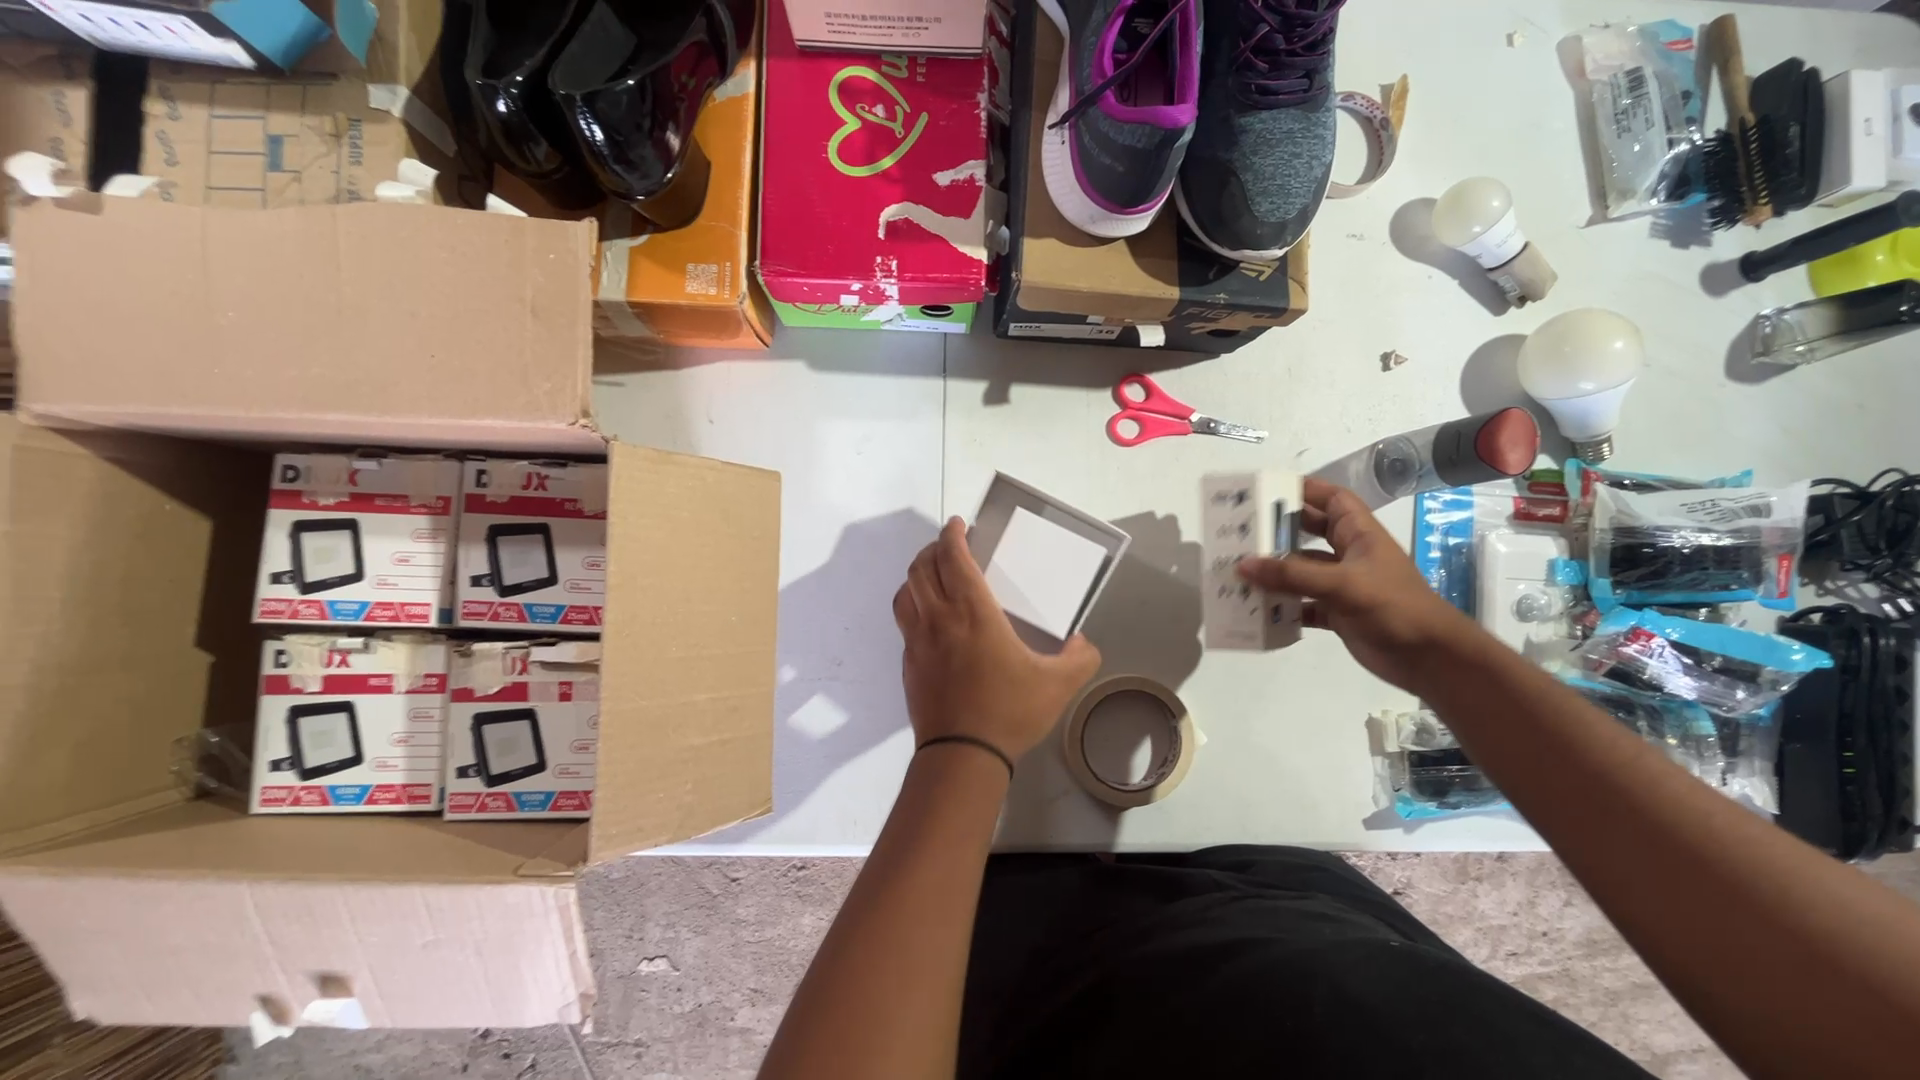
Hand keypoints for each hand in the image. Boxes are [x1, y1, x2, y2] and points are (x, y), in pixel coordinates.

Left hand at [893, 518, 1102, 763]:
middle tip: (949, 547)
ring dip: (917, 574)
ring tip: (933, 575)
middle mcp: (939, 618)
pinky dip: (912, 605)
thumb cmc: (1010, 712)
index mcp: (973, 612)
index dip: (952, 535)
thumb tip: (1082, 642)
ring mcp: (917, 641)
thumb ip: (1079, 658)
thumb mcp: (1059, 685)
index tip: (958, 525)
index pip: (953, 558)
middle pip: (921, 567)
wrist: (962, 755)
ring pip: (906, 591)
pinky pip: (904, 620)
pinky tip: (929, 619)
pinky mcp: (908, 663)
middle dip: (932, 549)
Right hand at [1238, 478, 1475, 692]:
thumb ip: (1292, 575)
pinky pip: (1303, 605)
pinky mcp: (1339, 614)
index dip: (1304, 490)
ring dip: (1275, 574)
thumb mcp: (1342, 585)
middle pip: (1310, 534)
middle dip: (1278, 531)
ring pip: (1302, 572)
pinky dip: (1283, 608)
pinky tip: (1259, 611)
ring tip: (1238, 572)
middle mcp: (1350, 556)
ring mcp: (1344, 586)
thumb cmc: (1394, 606)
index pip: (1332, 500)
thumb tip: (1243, 565)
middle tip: (1241, 531)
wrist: (1429, 657)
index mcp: (1360, 535)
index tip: (1268, 491)